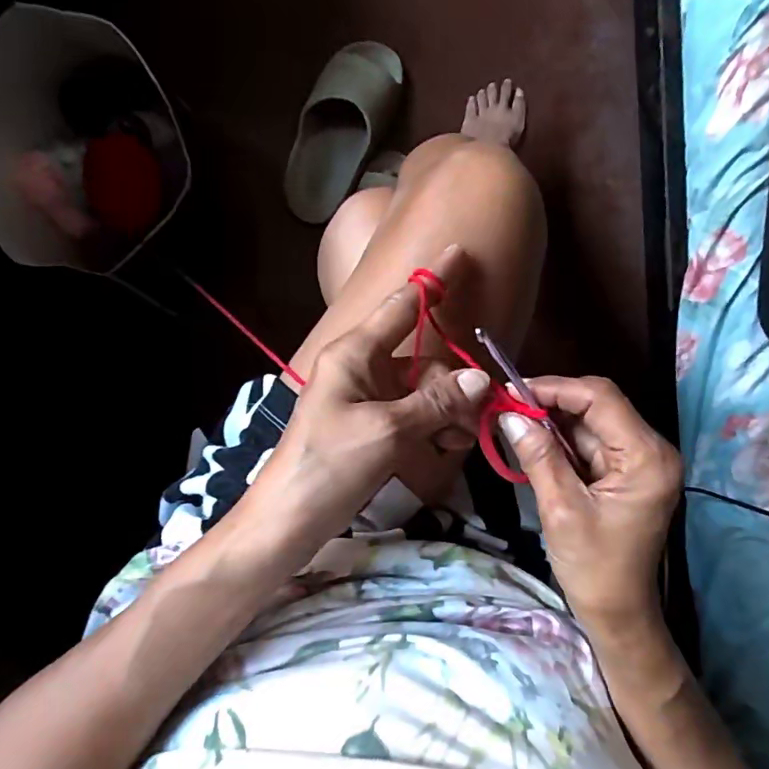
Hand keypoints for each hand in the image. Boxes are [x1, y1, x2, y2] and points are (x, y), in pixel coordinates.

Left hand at [249, 253, 493, 548]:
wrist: (288, 518)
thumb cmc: (329, 466)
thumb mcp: (387, 432)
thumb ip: (435, 402)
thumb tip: (479, 378)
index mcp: (354, 354)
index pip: (400, 306)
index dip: (432, 281)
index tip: (459, 251)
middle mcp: (359, 369)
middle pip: (423, 361)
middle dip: (453, 387)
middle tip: (472, 422)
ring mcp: (363, 399)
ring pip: (421, 391)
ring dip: (446, 412)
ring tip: (457, 442)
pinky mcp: (368, 427)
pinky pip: (411, 415)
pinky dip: (431, 429)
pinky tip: (443, 449)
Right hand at [497, 377, 682, 616]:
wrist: (617, 610)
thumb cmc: (593, 566)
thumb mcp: (561, 509)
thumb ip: (539, 457)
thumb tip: (509, 416)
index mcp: (647, 457)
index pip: (601, 399)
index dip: (555, 388)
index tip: (511, 392)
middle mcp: (651, 451)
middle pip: (598, 406)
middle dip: (550, 403)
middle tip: (504, 407)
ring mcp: (639, 462)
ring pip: (590, 423)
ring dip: (551, 420)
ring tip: (510, 420)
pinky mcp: (624, 474)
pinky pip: (589, 444)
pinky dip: (559, 441)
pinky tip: (531, 440)